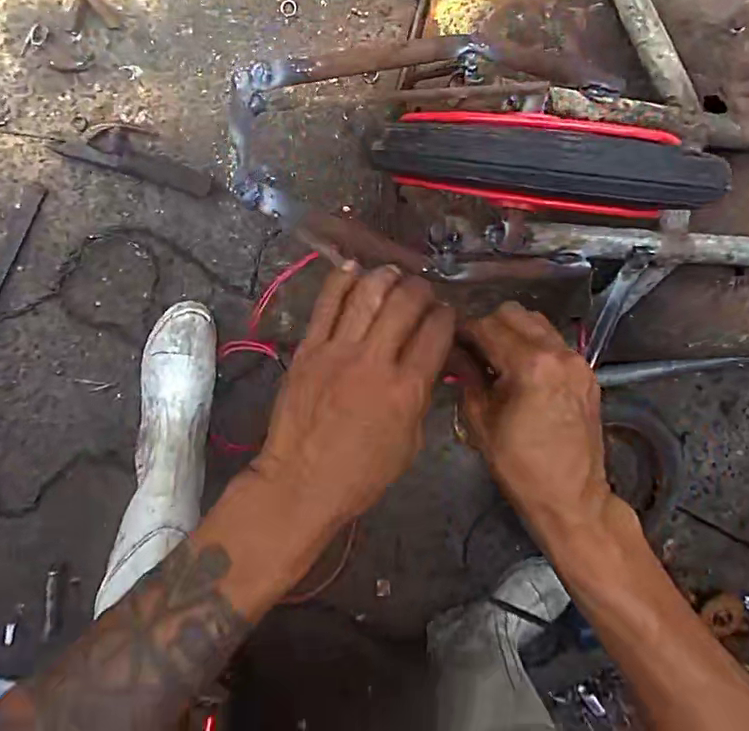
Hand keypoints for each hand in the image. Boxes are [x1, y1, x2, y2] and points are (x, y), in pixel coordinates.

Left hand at [253, 263, 454, 530]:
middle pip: (404, 305)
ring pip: (366, 295)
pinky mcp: (308, 348)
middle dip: (420, 289)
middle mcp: (375, 361)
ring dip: (384, 277)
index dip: (446, 315)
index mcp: (407, 389)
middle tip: (422, 289)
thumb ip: (419, 396)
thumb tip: (426, 362)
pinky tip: (353, 267)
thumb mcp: (410, 442)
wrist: (302, 481)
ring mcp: (338, 351)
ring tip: (393, 272)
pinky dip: (341, 280)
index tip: (446, 311)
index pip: (435, 334)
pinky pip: (326, 304)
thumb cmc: (361, 473)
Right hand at [460, 302, 621, 539]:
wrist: (574, 499)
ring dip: (512, 330)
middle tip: (472, 349)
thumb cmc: (520, 466)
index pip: (486, 326)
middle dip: (487, 325)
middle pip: (513, 314)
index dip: (463, 331)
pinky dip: (532, 344)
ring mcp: (576, 361)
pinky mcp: (586, 373)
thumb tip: (453, 351)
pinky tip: (519, 369)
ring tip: (496, 357)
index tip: (448, 341)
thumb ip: (467, 376)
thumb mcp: (480, 420)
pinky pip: (553, 341)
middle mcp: (557, 353)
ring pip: (535, 322)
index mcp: (530, 365)